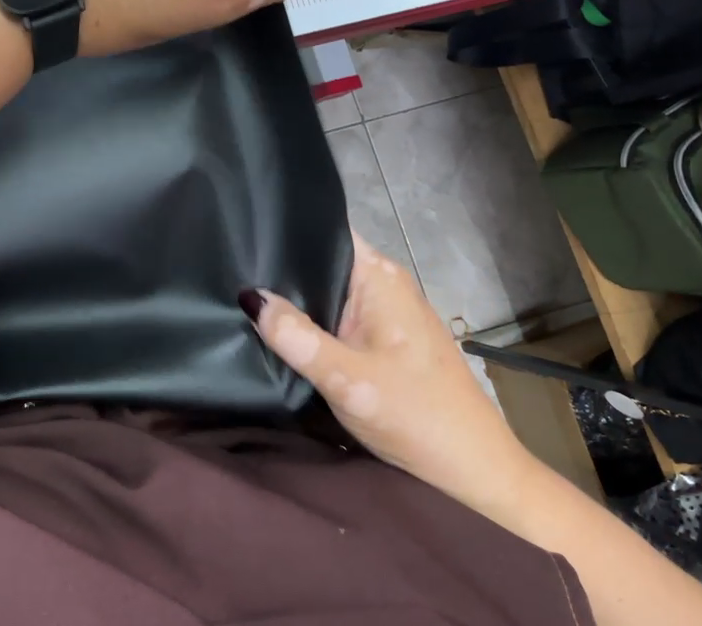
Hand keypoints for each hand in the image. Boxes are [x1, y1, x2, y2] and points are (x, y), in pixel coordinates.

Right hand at [245, 232, 537, 512]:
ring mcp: (383, 312)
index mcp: (378, 276)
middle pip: (319, 261)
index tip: (238, 234)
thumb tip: (248, 296)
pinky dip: (307, 321)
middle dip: (277, 268)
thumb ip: (295, 336)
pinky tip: (275, 330)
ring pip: (324, 292)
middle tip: (226, 271)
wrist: (475, 472)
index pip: (323, 230)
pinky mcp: (381, 339)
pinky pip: (333, 316)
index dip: (281, 228)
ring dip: (291, 299)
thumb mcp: (346, 378)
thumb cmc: (416, 415)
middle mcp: (382, 284)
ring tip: (237, 295)